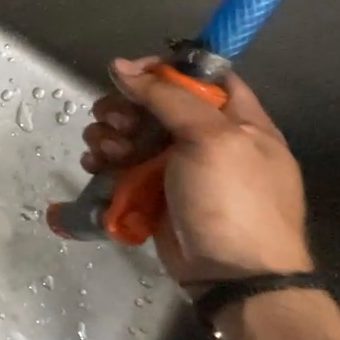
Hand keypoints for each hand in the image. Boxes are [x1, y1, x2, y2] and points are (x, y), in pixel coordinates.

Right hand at [82, 58, 311, 289]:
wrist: (230, 273)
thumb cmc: (233, 202)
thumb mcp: (211, 141)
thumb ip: (166, 98)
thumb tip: (120, 66)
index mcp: (240, 125)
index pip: (205, 78)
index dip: (165, 69)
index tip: (131, 74)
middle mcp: (208, 140)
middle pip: (152, 102)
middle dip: (123, 108)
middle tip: (118, 123)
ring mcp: (176, 165)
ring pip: (126, 130)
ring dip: (107, 135)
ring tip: (109, 155)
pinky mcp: (149, 187)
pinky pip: (115, 160)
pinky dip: (101, 159)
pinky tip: (98, 168)